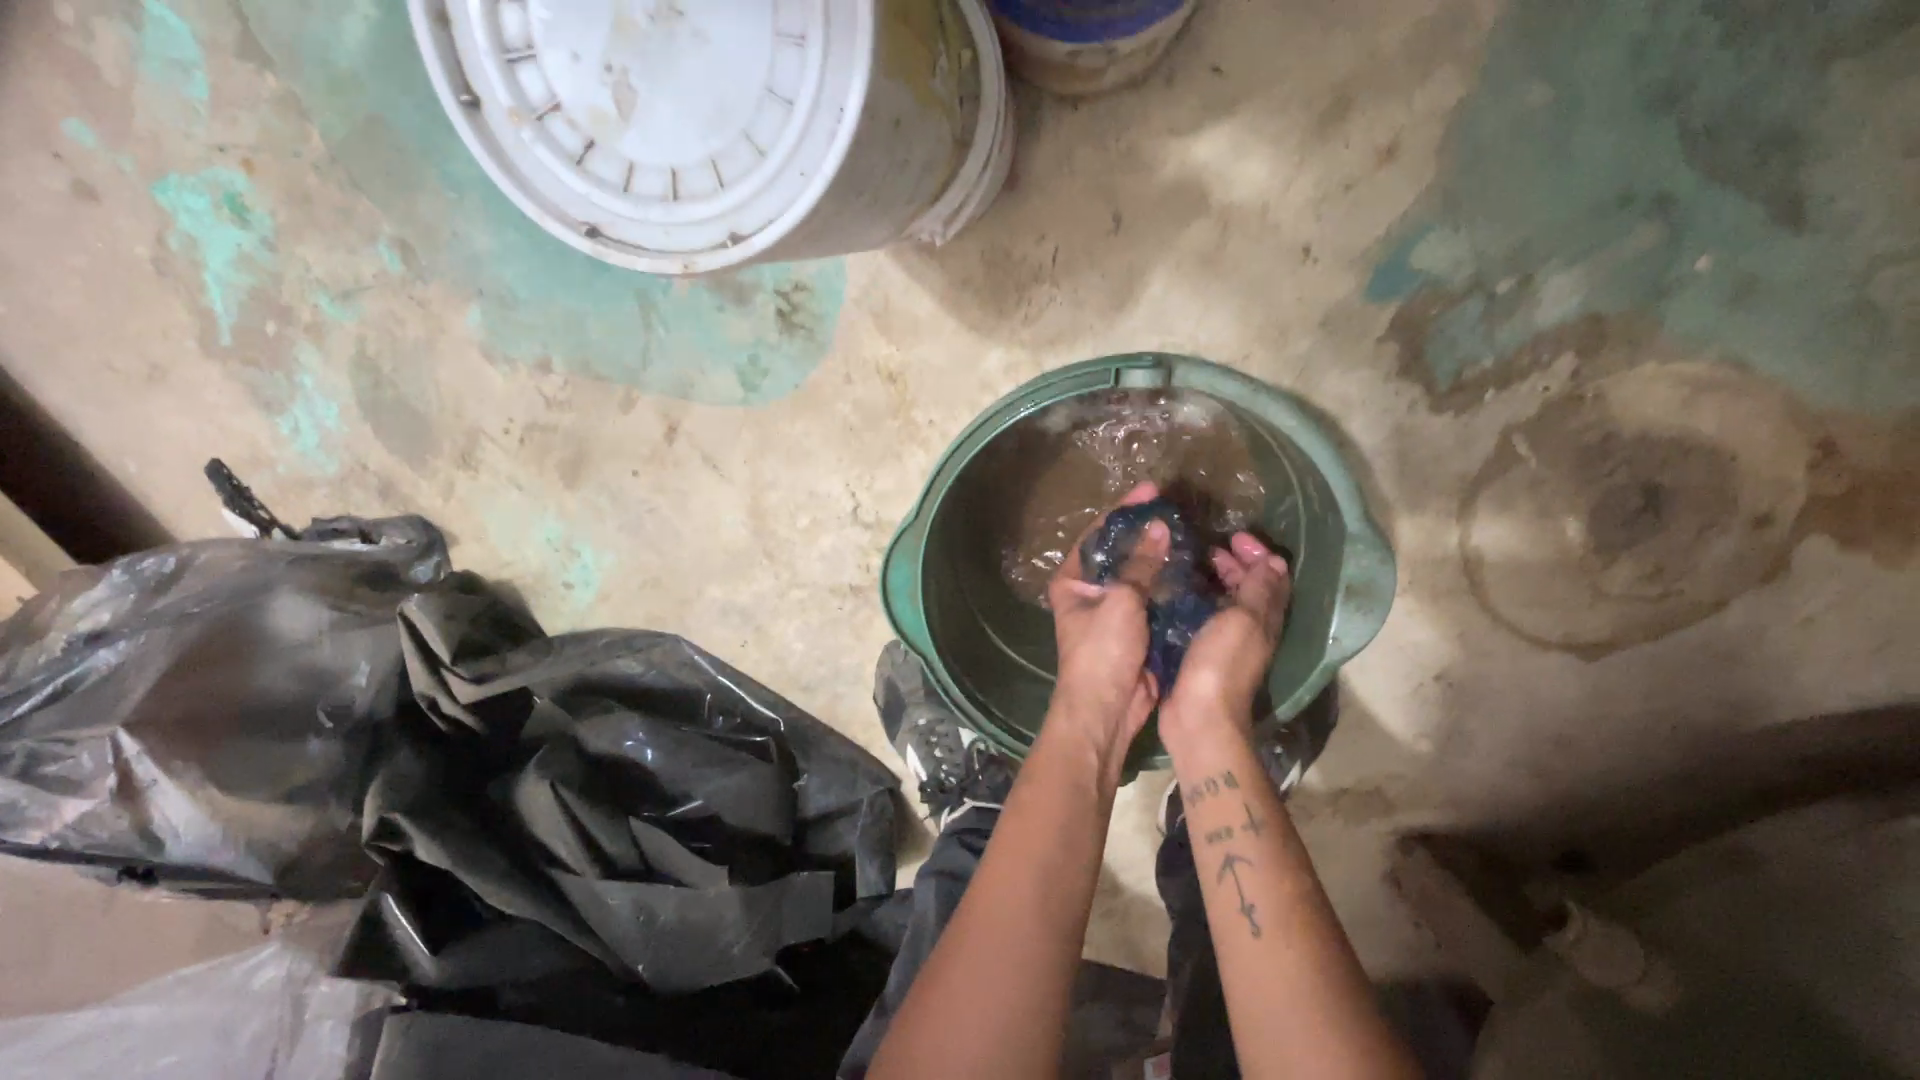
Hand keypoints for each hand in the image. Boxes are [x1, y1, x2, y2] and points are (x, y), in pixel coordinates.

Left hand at [1046, 482, 1168, 753]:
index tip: (1152, 489)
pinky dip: (1173, 583)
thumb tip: (1159, 527)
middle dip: (1147, 532)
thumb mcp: (1120, 601)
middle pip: (1121, 553)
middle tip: (1178, 508)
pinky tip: (1196, 566)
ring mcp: (1115, 611)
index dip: (1125, 510)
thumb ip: (1140, 564)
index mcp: (1072, 581)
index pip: (1098, 535)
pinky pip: (1157, 598)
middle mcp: (1090, 592)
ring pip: (1142, 575)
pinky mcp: (1138, 629)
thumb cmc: (1102, 651)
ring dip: (1163, 556)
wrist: (1107, 709)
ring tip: (1192, 531)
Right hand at [1161, 532, 1290, 742]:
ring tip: (1192, 563)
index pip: (1272, 577)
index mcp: (1266, 619)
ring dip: (1217, 580)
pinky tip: (1177, 594)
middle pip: (1251, 588)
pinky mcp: (1203, 655)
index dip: (1257, 553)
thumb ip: (1258, 589)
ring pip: (1228, 602)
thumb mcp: (1244, 620)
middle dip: (1236, 564)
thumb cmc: (1221, 664)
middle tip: (1210, 546)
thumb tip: (1273, 561)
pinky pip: (1205, 617)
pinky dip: (1198, 599)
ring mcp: (1228, 644)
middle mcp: (1252, 630)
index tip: (1233, 535)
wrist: (1198, 717)